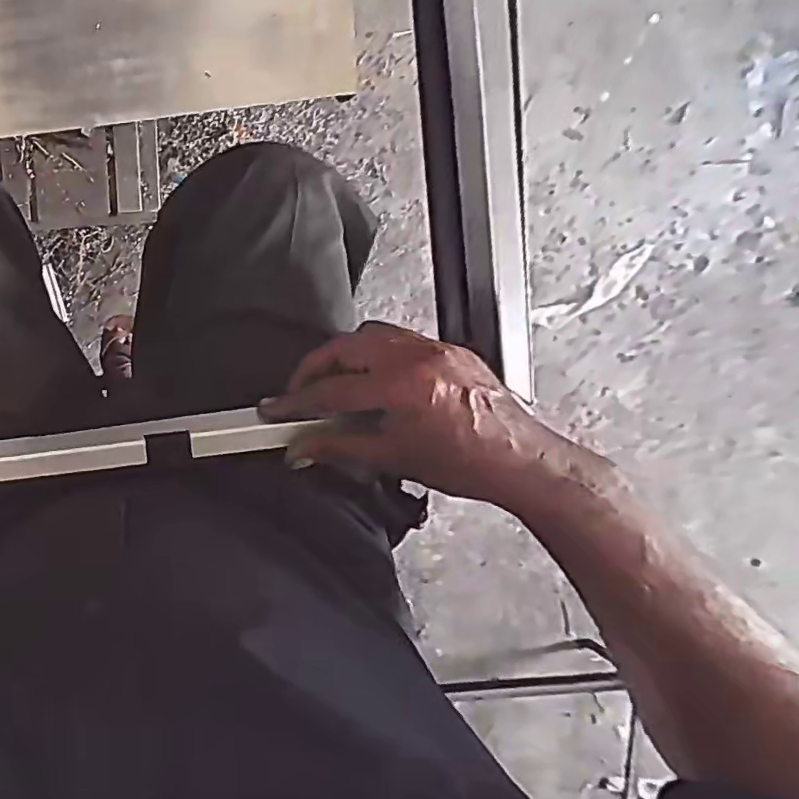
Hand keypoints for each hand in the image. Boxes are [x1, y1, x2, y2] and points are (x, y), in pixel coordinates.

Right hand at [259, 322, 612, 517]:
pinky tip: (372, 378)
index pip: (332, 390)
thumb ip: (339, 448)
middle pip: (345, 347)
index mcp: (403, 386)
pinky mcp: (449, 350)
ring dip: (344, 355)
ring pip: (372, 334)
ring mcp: (435, 349)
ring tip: (332, 382)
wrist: (521, 463)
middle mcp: (418, 358)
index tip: (277, 408)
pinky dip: (376, 354)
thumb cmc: (470, 464)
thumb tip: (305, 447)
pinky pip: (400, 338)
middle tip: (298, 391)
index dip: (296, 402)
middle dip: (314, 367)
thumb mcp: (393, 459)